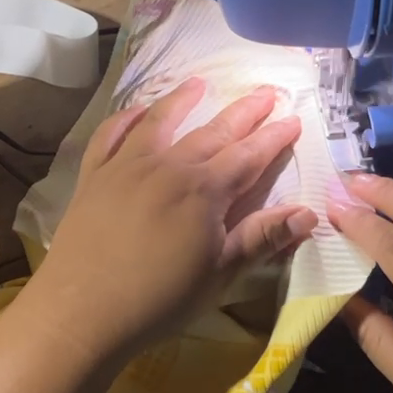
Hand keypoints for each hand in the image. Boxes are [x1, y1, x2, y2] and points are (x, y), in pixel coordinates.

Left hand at [27, 77, 313, 364]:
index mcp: (204, 190)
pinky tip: (135, 111)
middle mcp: (168, 166)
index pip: (248, 156)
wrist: (83, 309)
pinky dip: (125, 118)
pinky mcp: (94, 176)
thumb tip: (308, 213)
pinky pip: (111, 135)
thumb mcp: (220, 275)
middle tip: (265, 91)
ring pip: (159, 122)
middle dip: (243, 112)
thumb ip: (262, 238)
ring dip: (182, 100)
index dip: (274, 138)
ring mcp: (126, 166)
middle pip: (212, 132)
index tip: (293, 118)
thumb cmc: (160, 299)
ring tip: (199, 82)